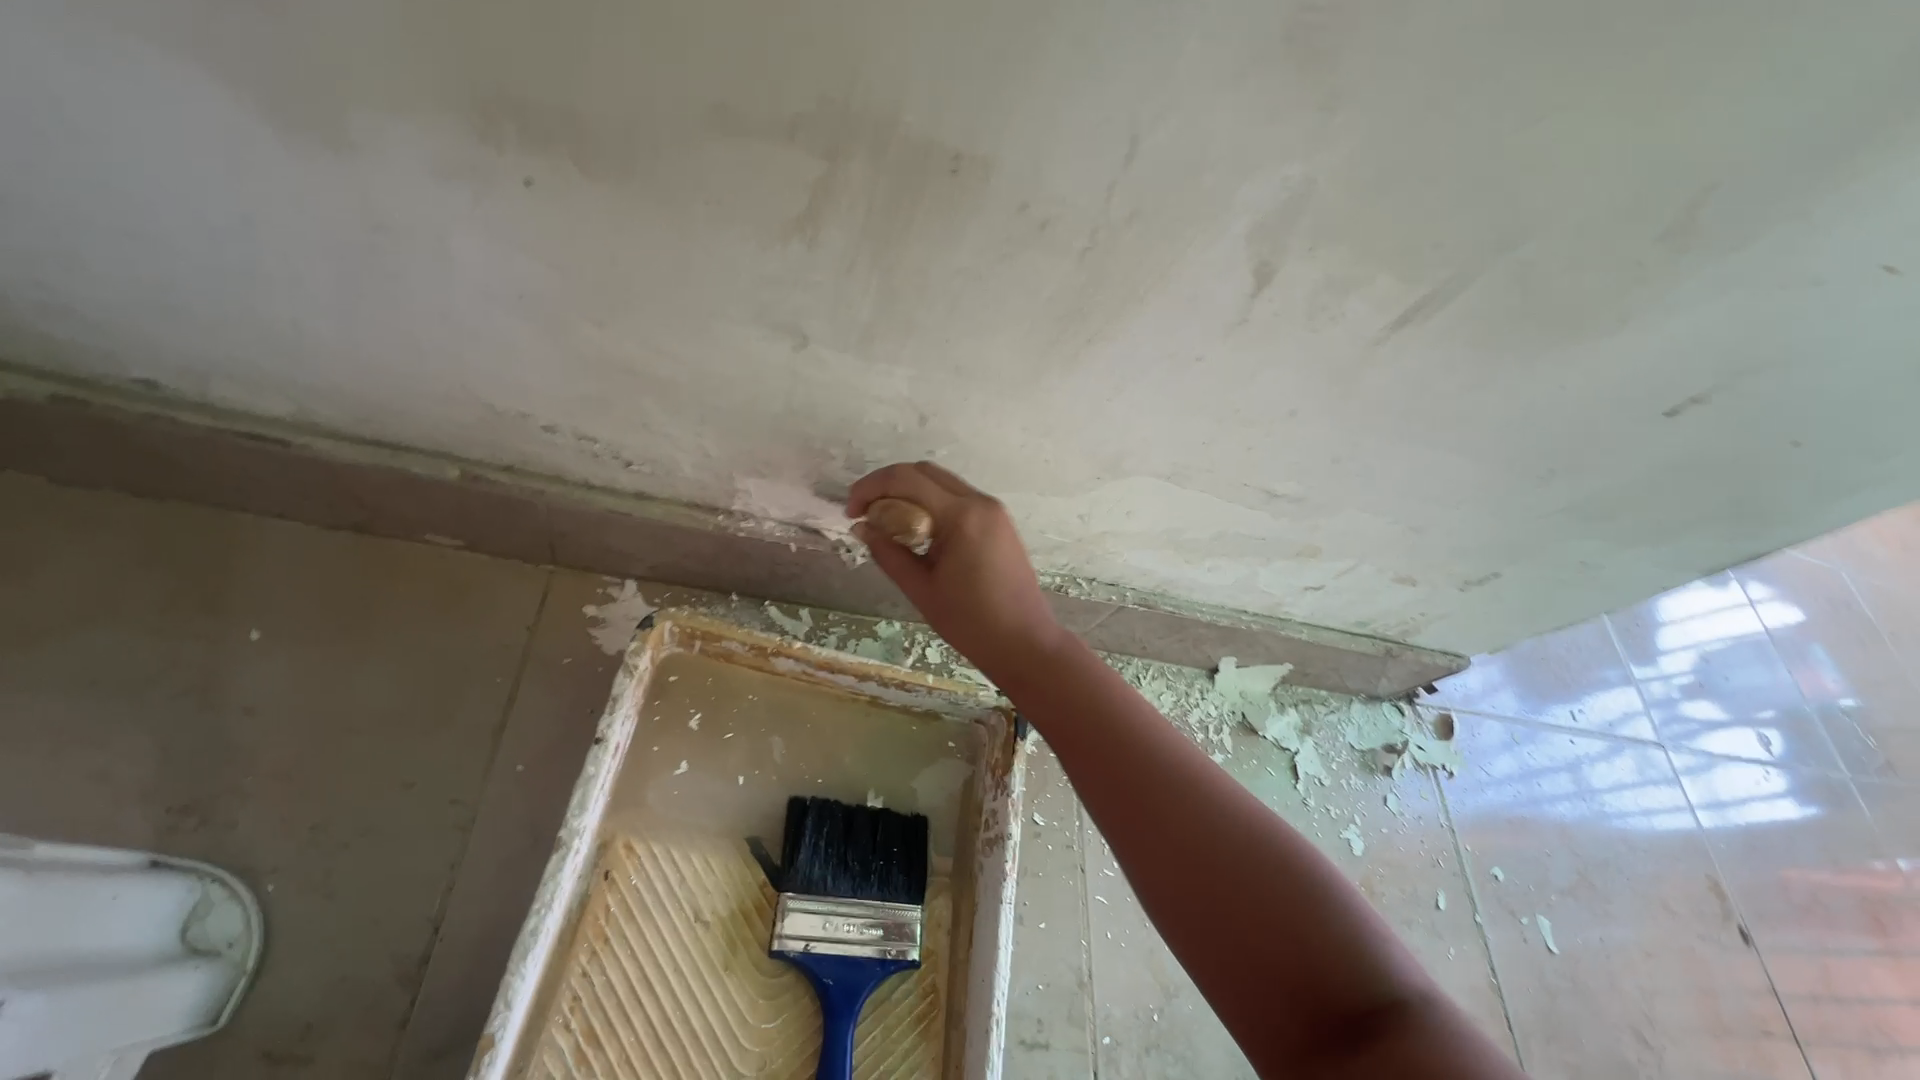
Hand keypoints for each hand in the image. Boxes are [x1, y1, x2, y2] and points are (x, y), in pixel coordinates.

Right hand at [848, 462, 1065, 678]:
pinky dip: (931, 504)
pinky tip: (915, 530)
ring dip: (909, 493)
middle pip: (924, 472)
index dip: (870, 488)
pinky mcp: (999, 522)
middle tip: (864, 513)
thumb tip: (863, 528)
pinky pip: (958, 499)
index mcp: (962, 516)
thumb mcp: (921, 589)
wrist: (1024, 642)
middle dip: (887, 485)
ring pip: (941, 483)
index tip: (850, 512)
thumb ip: (889, 553)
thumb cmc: (971, 623)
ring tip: (885, 522)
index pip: (906, 479)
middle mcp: (980, 502)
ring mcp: (993, 510)